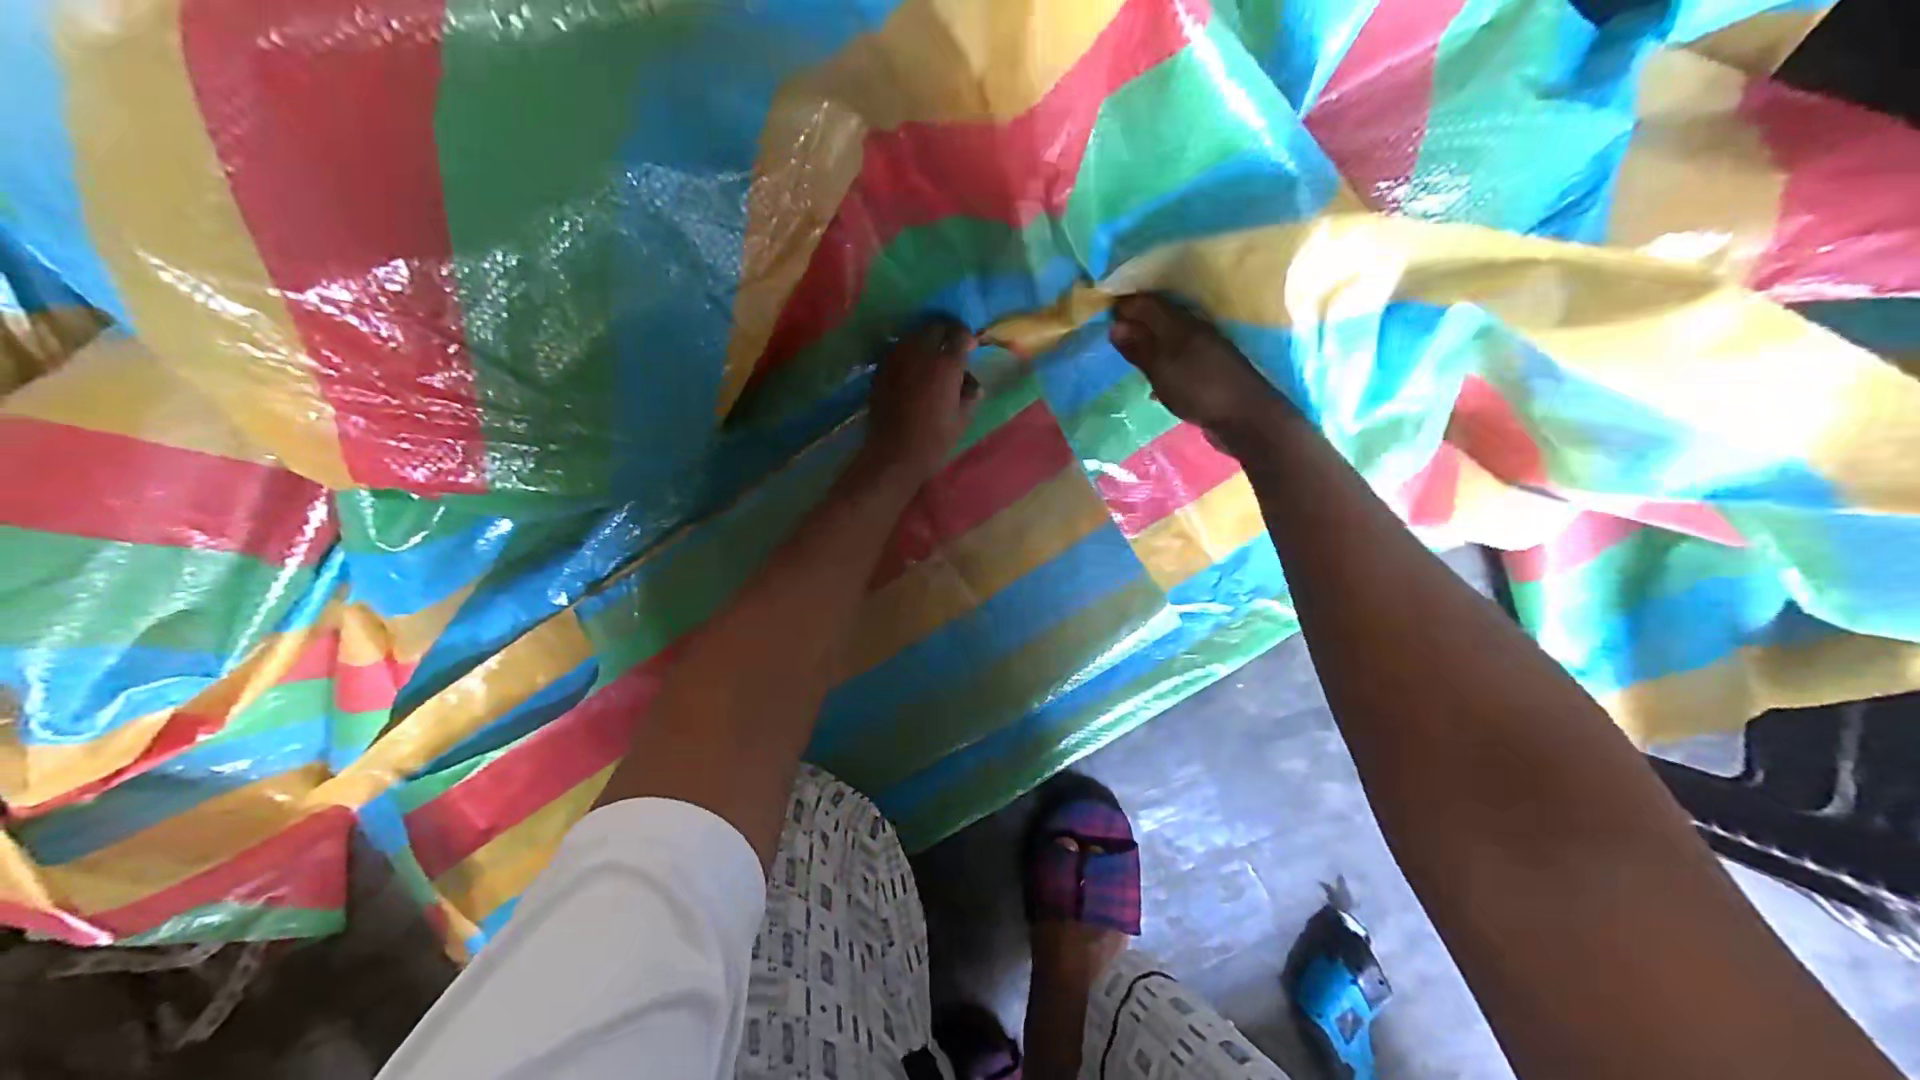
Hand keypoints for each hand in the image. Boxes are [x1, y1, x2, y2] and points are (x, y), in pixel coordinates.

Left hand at [859, 314, 981, 485]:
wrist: (893, 455)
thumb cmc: (933, 441)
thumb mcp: (962, 419)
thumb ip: (970, 395)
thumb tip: (972, 385)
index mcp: (946, 365)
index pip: (960, 335)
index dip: (967, 338)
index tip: (970, 347)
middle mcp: (920, 353)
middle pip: (935, 327)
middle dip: (946, 332)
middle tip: (951, 347)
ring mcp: (897, 359)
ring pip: (914, 335)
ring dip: (925, 340)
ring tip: (931, 357)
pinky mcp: (881, 369)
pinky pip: (898, 350)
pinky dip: (908, 353)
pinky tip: (912, 370)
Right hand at [1108, 293, 1294, 447]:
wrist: (1246, 419)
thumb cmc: (1200, 389)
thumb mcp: (1162, 369)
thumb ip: (1139, 347)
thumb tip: (1115, 325)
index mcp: (1182, 323)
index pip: (1148, 303)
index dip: (1124, 304)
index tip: (1101, 310)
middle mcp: (1195, 330)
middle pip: (1159, 318)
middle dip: (1135, 321)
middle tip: (1109, 333)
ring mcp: (1204, 351)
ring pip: (1169, 338)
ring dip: (1148, 342)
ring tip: (1126, 352)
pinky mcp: (1208, 371)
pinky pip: (1178, 359)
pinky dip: (1161, 362)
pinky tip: (1152, 378)